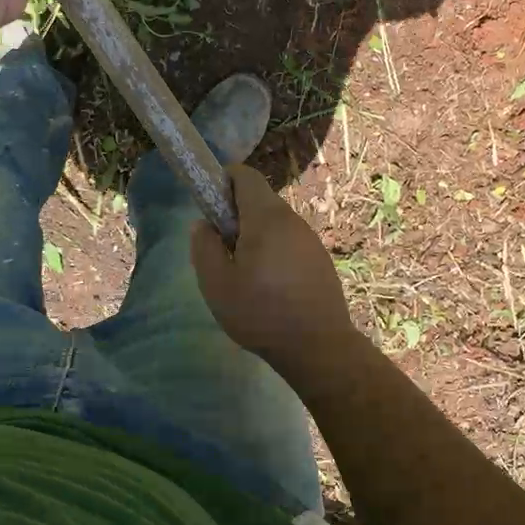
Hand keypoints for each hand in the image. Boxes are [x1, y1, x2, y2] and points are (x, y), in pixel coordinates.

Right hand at [190, 165, 355, 365]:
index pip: (245, 176)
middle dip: (236, 217)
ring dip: (255, 238)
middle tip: (222, 252)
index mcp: (266, 218)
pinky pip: (289, 243)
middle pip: (259, 201)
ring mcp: (311, 240)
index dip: (223, 182)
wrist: (319, 348)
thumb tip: (204, 225)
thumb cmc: (261, 313)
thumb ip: (204, 247)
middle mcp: (292, 220)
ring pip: (275, 225)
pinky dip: (274, 254)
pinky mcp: (320, 260)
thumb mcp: (216, 284)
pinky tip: (269, 289)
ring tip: (244, 276)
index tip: (210, 208)